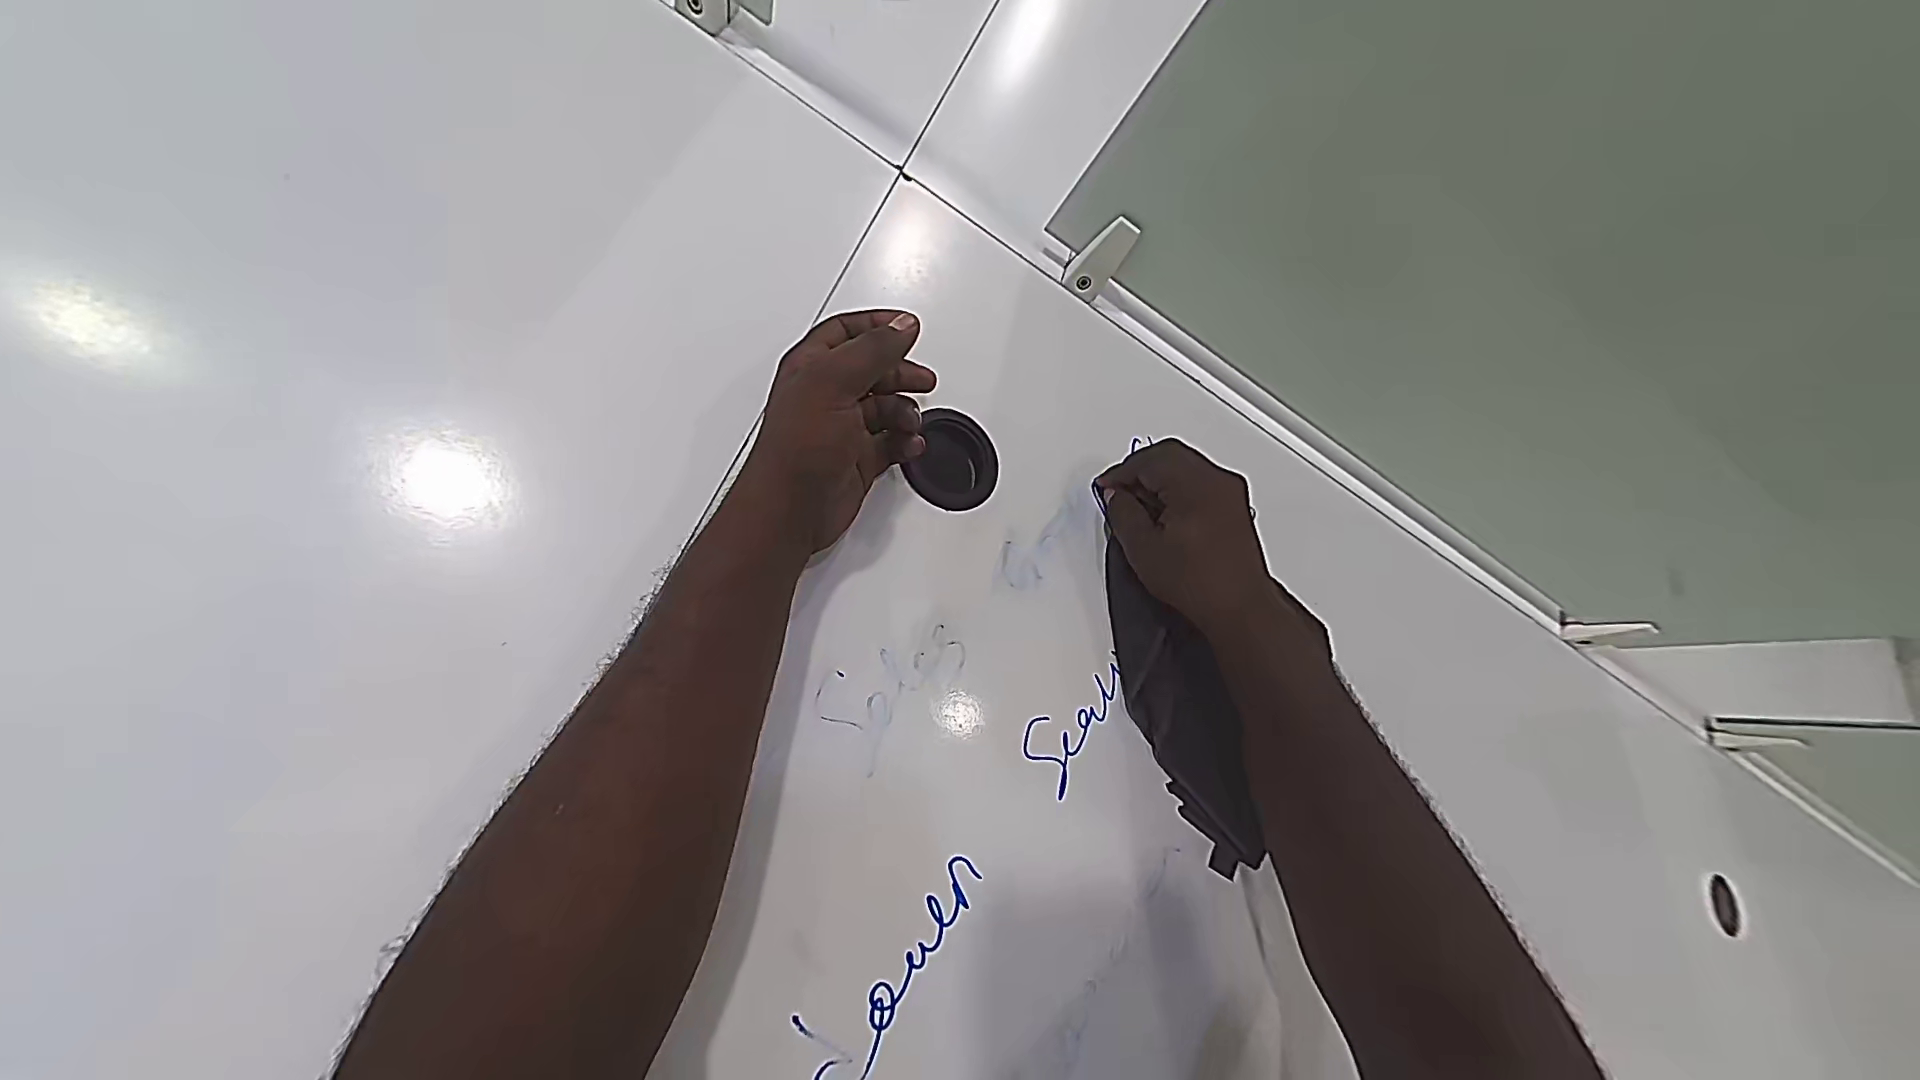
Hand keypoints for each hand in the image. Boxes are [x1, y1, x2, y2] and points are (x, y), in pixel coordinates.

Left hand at [735, 310, 936, 553]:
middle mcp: (826, 395)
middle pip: (873, 370)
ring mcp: (842, 428)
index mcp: (812, 368)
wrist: (792, 509)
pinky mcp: (857, 458)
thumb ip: (871, 350)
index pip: (847, 332)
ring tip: (911, 421)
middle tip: (922, 378)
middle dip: (900, 372)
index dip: (878, 325)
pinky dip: (905, 442)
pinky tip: (909, 444)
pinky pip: (890, 443)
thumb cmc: (796, 451)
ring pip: (885, 408)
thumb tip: (900, 327)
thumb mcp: (834, 383)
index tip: (907, 326)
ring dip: (905, 411)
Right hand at [1096, 440, 1327, 656]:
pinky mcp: (1234, 506)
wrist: (1238, 607)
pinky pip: (1199, 481)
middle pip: (1170, 455)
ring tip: (1138, 505)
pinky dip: (1176, 488)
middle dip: (1139, 470)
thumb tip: (1117, 497)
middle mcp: (1218, 481)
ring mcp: (1230, 492)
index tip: (1107, 487)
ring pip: (1185, 466)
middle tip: (1118, 491)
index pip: (1150, 459)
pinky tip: (1162, 513)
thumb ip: (1123, 513)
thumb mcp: (1142, 548)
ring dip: (1158, 478)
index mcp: (1195, 485)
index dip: (1121, 472)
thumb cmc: (1199, 583)